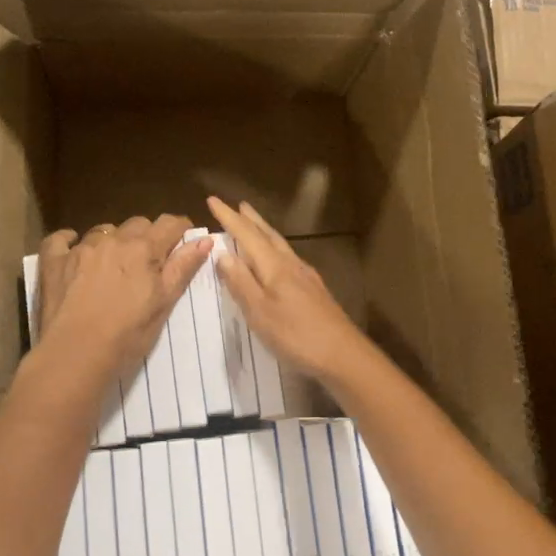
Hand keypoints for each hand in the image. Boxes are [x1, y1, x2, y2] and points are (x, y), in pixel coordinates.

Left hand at [36, 216, 210, 375]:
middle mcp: (113, 240)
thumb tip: (204, 239)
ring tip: (114, 265)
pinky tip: (74, 248)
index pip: (169, 224)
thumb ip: (183, 268)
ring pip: (104, 230)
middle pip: (137, 224)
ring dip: (113, 241)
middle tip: (149, 263)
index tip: (183, 241)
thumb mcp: (163, 304)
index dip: (180, 229)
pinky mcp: (54, 261)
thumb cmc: (127, 335)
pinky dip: (69, 240)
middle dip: (147, 236)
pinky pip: (60, 239)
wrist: (76, 354)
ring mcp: (81, 249)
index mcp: (143, 249)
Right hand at [207, 196, 370, 380]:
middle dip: (251, 220)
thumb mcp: (260, 313)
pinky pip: (289, 259)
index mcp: (275, 267)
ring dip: (265, 232)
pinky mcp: (315, 291)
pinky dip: (276, 250)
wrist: (343, 355)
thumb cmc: (296, 335)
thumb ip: (241, 283)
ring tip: (254, 225)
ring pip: (281, 246)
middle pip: (268, 235)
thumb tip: (223, 253)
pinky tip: (278, 260)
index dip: (229, 218)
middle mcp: (292, 265)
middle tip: (239, 205)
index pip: (247, 235)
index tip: (212, 200)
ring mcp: (306, 277)